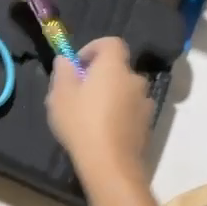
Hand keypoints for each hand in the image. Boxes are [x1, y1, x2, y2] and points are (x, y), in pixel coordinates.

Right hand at [47, 37, 151, 180]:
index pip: (111, 43)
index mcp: (114, 67)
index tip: (77, 65)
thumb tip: (66, 60)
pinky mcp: (147, 124)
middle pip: (117, 69)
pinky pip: (129, 110)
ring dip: (110, 95)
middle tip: (78, 93)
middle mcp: (134, 80)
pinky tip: (102, 130)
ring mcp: (144, 103)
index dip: (93, 48)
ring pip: (124, 90)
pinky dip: (118, 113)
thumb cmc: (80, 122)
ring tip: (89, 115)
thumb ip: (63, 72)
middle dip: (99, 76)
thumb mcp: (59, 95)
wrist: (110, 162)